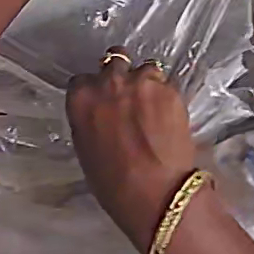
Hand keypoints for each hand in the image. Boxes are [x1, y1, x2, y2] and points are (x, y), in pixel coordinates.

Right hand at [67, 48, 202, 251]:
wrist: (156, 192)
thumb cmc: (113, 182)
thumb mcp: (86, 148)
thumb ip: (89, 119)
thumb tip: (98, 112)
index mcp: (82, 97)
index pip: (82, 80)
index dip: (94, 91)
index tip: (102, 103)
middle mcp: (110, 81)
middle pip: (114, 61)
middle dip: (121, 75)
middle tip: (130, 97)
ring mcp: (143, 82)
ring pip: (146, 68)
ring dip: (147, 82)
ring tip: (154, 107)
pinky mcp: (171, 89)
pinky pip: (167, 85)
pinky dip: (167, 97)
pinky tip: (169, 118)